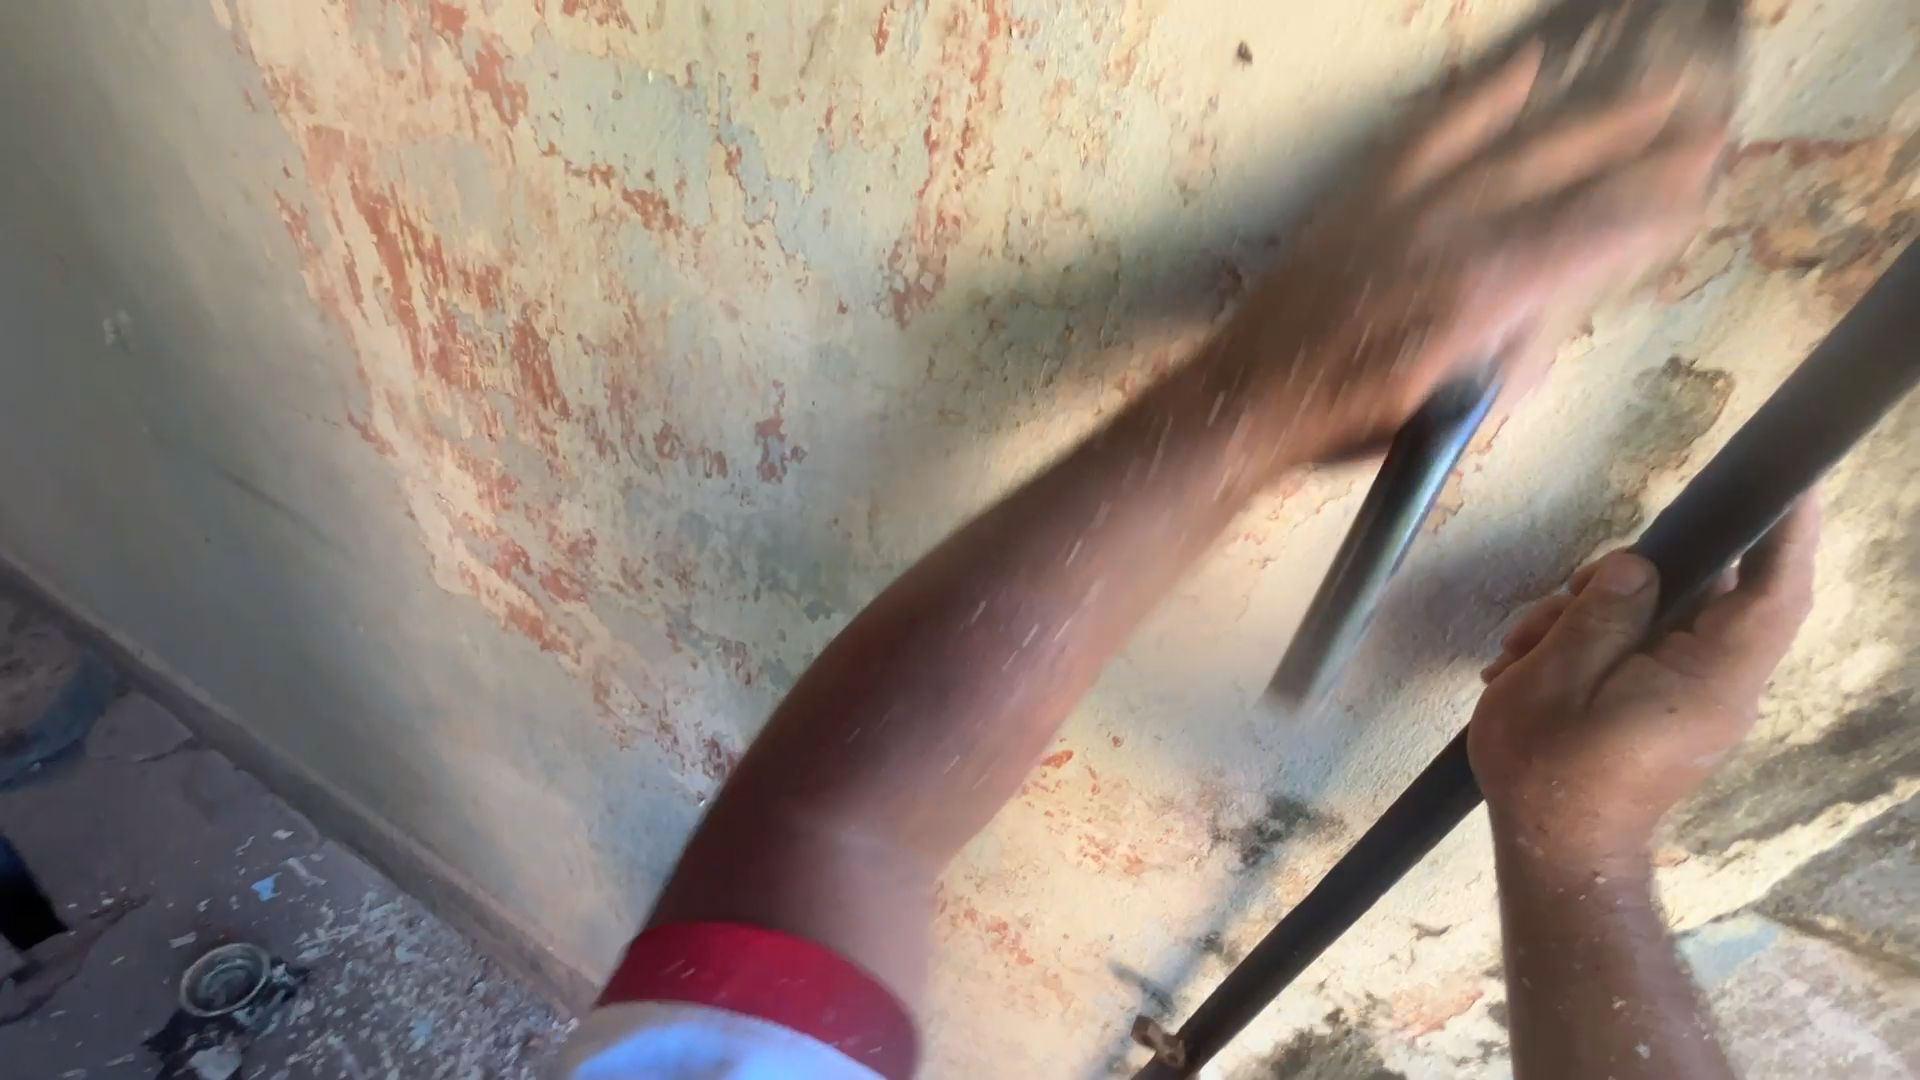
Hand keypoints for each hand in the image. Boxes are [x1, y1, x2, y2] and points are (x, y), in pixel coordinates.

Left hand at [1218, 42, 1728, 466]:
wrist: (1245, 399)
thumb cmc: (1341, 422)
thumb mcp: (1444, 411)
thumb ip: (1508, 357)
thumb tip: (1543, 310)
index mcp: (1485, 292)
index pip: (1597, 237)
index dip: (1653, 217)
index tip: (1692, 202)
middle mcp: (1454, 234)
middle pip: (1569, 180)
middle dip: (1642, 156)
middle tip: (1704, 132)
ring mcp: (1403, 210)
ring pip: (1511, 147)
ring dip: (1584, 118)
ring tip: (1651, 86)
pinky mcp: (1359, 203)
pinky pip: (1426, 138)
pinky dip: (1476, 103)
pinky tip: (1521, 71)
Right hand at [1467, 501, 1818, 867]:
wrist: (1555, 846)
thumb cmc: (1548, 766)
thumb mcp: (1551, 679)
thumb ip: (1600, 617)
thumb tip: (1638, 566)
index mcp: (1707, 680)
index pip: (1770, 595)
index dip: (1786, 535)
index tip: (1796, 485)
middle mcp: (1718, 687)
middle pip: (1693, 600)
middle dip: (1612, 588)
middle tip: (1547, 609)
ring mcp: (1691, 701)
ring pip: (1651, 623)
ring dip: (1579, 622)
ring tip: (1517, 654)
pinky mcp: (1664, 710)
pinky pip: (1636, 653)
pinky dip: (1583, 647)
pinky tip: (1527, 667)